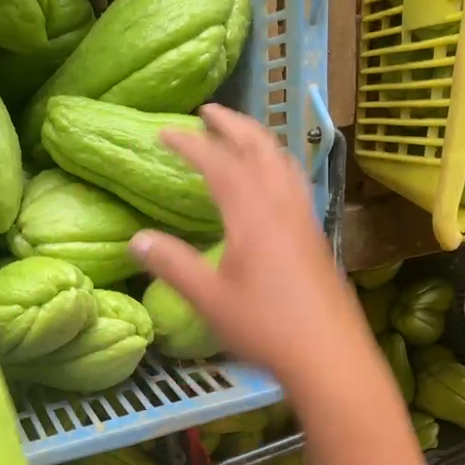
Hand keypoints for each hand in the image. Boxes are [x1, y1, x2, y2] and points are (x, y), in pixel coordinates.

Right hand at [131, 104, 372, 387]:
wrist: (327, 353)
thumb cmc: (264, 327)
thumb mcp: (209, 299)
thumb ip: (173, 266)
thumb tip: (137, 239)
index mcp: (252, 215)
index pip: (219, 163)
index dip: (191, 143)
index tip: (165, 132)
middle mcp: (282, 206)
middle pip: (259, 149)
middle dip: (232, 126)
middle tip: (209, 111)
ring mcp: (303, 219)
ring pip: (283, 162)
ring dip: (259, 140)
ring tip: (241, 135)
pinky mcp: (314, 236)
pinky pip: (294, 182)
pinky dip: (277, 164)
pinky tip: (273, 182)